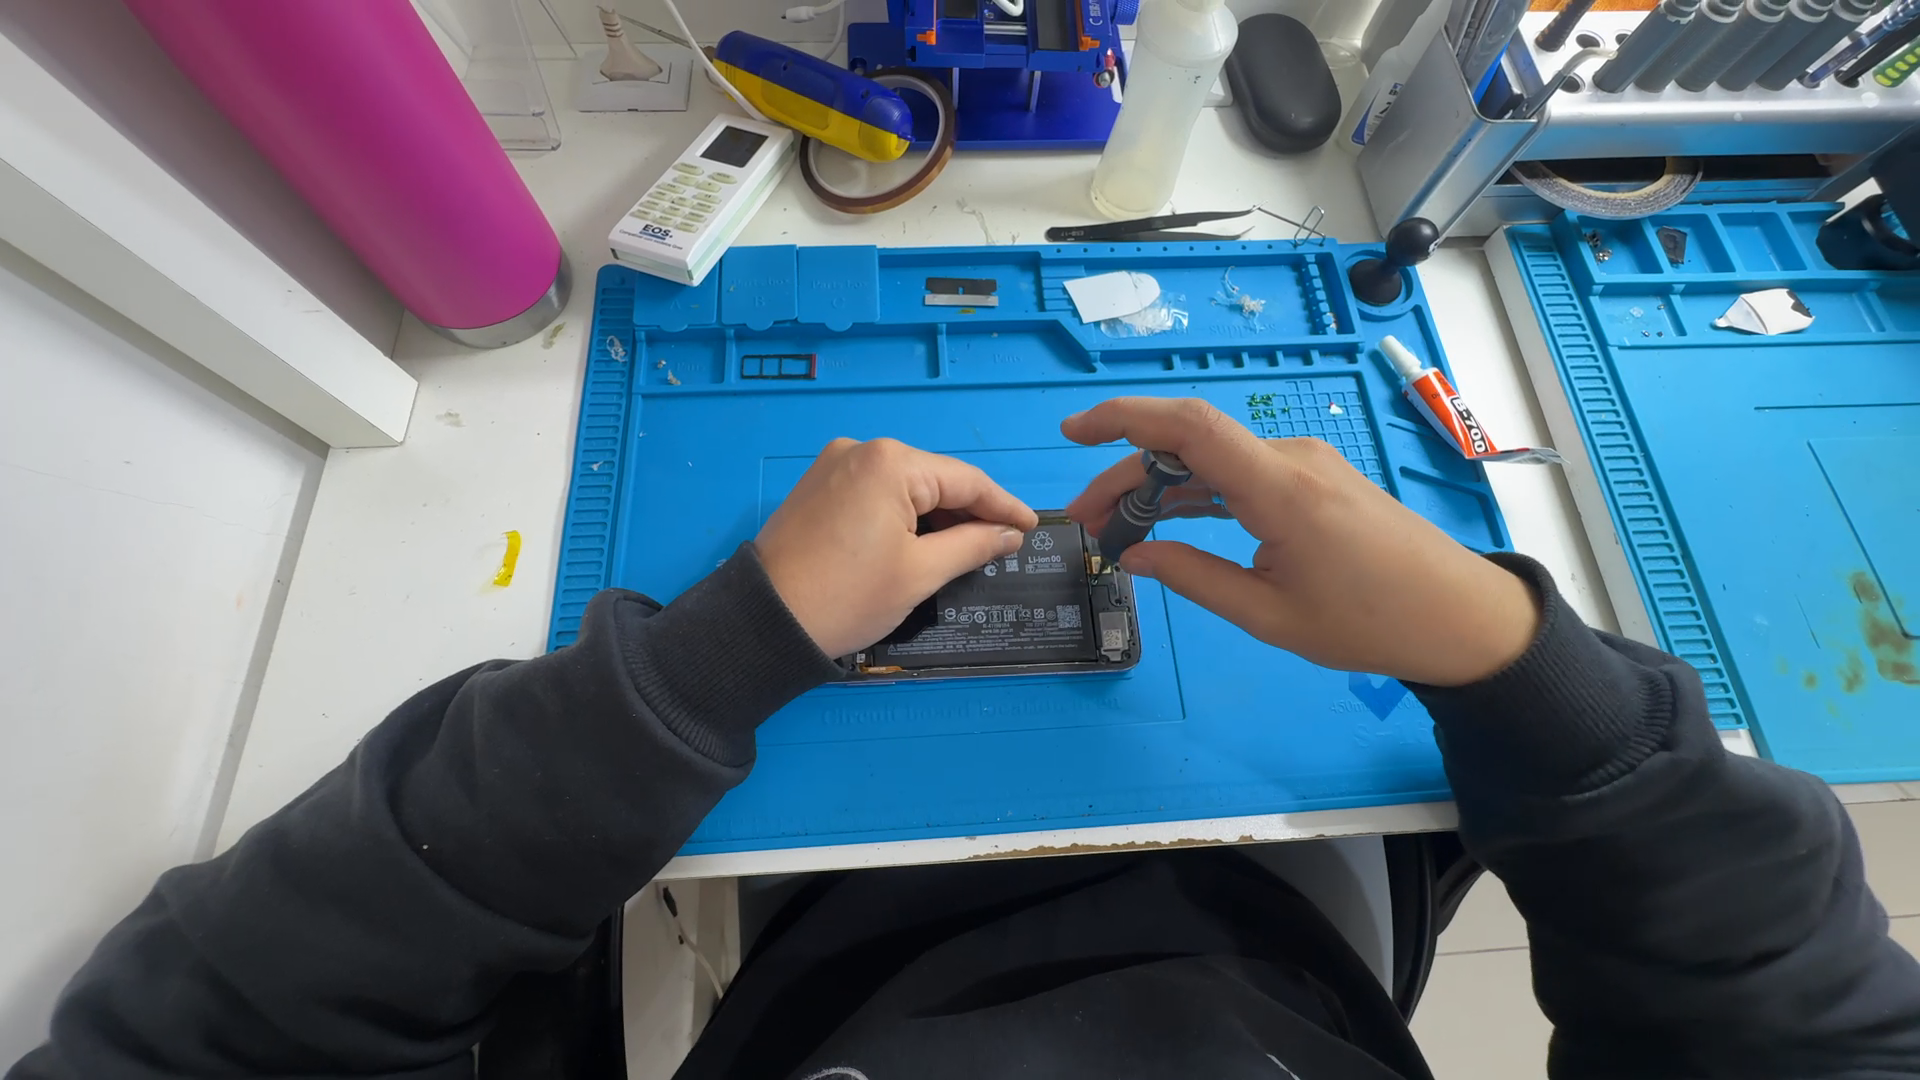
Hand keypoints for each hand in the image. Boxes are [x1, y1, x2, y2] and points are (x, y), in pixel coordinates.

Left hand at [757, 438, 1039, 657]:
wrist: (762, 621)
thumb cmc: (848, 597)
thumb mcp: (921, 573)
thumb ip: (974, 544)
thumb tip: (1009, 534)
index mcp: (890, 462)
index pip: (965, 480)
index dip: (1003, 506)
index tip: (1031, 527)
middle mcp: (861, 450)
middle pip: (934, 479)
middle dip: (969, 512)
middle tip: (1002, 543)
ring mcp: (834, 465)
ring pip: (905, 487)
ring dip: (937, 516)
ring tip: (968, 546)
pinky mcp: (819, 487)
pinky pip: (877, 493)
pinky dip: (904, 515)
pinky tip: (922, 539)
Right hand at [1063, 398, 1538, 686]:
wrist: (1463, 619)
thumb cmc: (1370, 624)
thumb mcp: (1268, 615)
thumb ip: (1191, 578)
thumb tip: (1131, 556)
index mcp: (1280, 489)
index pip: (1189, 428)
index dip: (1124, 418)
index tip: (1073, 432)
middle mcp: (1288, 459)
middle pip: (1187, 445)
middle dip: (1126, 476)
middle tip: (1087, 522)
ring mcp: (1302, 463)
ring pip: (1209, 458)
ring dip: (1157, 487)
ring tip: (1116, 528)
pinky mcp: (1309, 477)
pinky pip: (1237, 472)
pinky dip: (1194, 491)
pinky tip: (1165, 519)